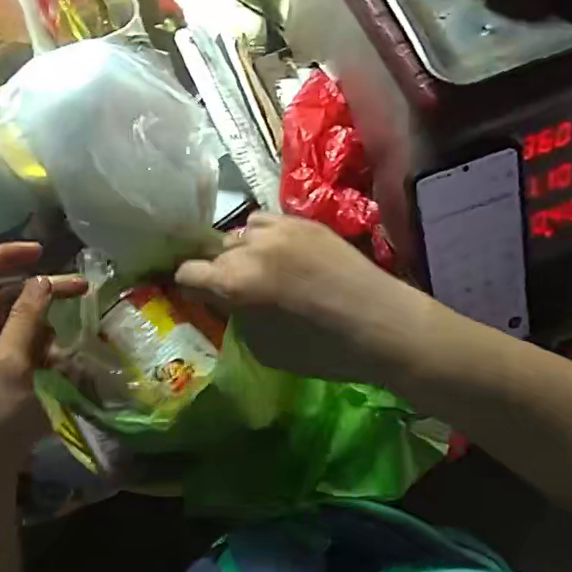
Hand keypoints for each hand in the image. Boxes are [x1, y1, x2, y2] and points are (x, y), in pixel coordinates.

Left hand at [0, 243, 85, 475]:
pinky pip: (22, 348)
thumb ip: (26, 319)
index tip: (42, 253)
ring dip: (43, 324)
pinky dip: (42, 348)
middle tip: (80, 288)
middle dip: (38, 292)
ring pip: (16, 323)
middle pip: (0, 297)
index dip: (5, 256)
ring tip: (69, 337)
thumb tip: (43, 280)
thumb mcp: (7, 366)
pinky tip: (61, 360)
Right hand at [174, 213, 431, 384]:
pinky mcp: (305, 221)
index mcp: (234, 282)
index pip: (188, 272)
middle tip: (237, 290)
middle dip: (219, 270)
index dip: (191, 287)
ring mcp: (280, 228)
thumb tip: (224, 299)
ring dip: (243, 251)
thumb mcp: (262, 347)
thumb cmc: (321, 350)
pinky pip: (267, 223)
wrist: (383, 325)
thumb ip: (234, 315)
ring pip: (241, 233)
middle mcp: (250, 247)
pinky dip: (266, 239)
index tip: (202, 298)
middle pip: (214, 251)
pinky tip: (283, 257)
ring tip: (262, 270)